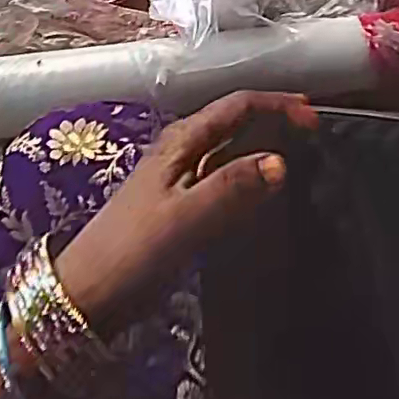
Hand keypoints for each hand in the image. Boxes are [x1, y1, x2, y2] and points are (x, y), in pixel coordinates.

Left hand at [54, 91, 315, 333]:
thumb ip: (231, 188)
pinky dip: (249, 173)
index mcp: (183, 141)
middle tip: (311, 127)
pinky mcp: (181, 202)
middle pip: (235, 120)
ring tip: (297, 150)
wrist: (86, 294)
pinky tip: (262, 189)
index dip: (276, 104)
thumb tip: (280, 162)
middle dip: (273, 117)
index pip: (237, 106)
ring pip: (230, 147)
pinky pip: (224, 175)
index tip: (312, 115)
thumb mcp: (184, 217)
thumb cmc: (132, 251)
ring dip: (263, 143)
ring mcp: (180, 175)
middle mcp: (183, 149)